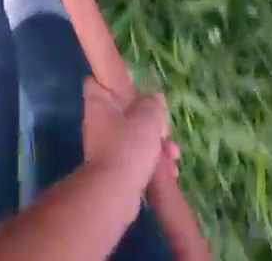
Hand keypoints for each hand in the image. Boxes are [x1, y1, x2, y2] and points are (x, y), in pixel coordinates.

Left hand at [81, 78, 179, 199]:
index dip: (115, 82)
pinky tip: (169, 170)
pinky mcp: (115, 166)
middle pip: (125, 112)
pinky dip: (152, 162)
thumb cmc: (128, 146)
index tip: (136, 89)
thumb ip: (153, 104)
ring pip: (134, 136)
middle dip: (150, 122)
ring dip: (156, 144)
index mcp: (99, 102)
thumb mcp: (147, 118)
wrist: (114, 191)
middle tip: (165, 130)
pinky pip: (136, 157)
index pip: (98, 81)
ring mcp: (106, 145)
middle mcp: (99, 121)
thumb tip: (155, 98)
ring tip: (173, 154)